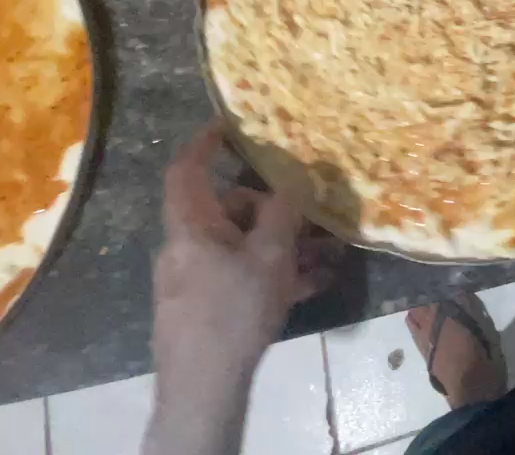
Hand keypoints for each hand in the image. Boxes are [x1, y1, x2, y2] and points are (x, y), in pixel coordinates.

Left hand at [152, 123, 338, 381]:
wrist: (202, 391)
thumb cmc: (232, 311)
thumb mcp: (270, 254)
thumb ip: (284, 210)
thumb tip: (298, 176)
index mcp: (193, 227)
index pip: (187, 171)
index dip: (204, 142)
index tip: (229, 124)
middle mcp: (189, 247)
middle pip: (231, 209)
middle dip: (275, 207)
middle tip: (314, 212)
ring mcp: (196, 279)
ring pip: (245, 244)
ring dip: (286, 243)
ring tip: (328, 253)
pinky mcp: (207, 307)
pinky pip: (245, 274)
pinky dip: (276, 272)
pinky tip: (314, 282)